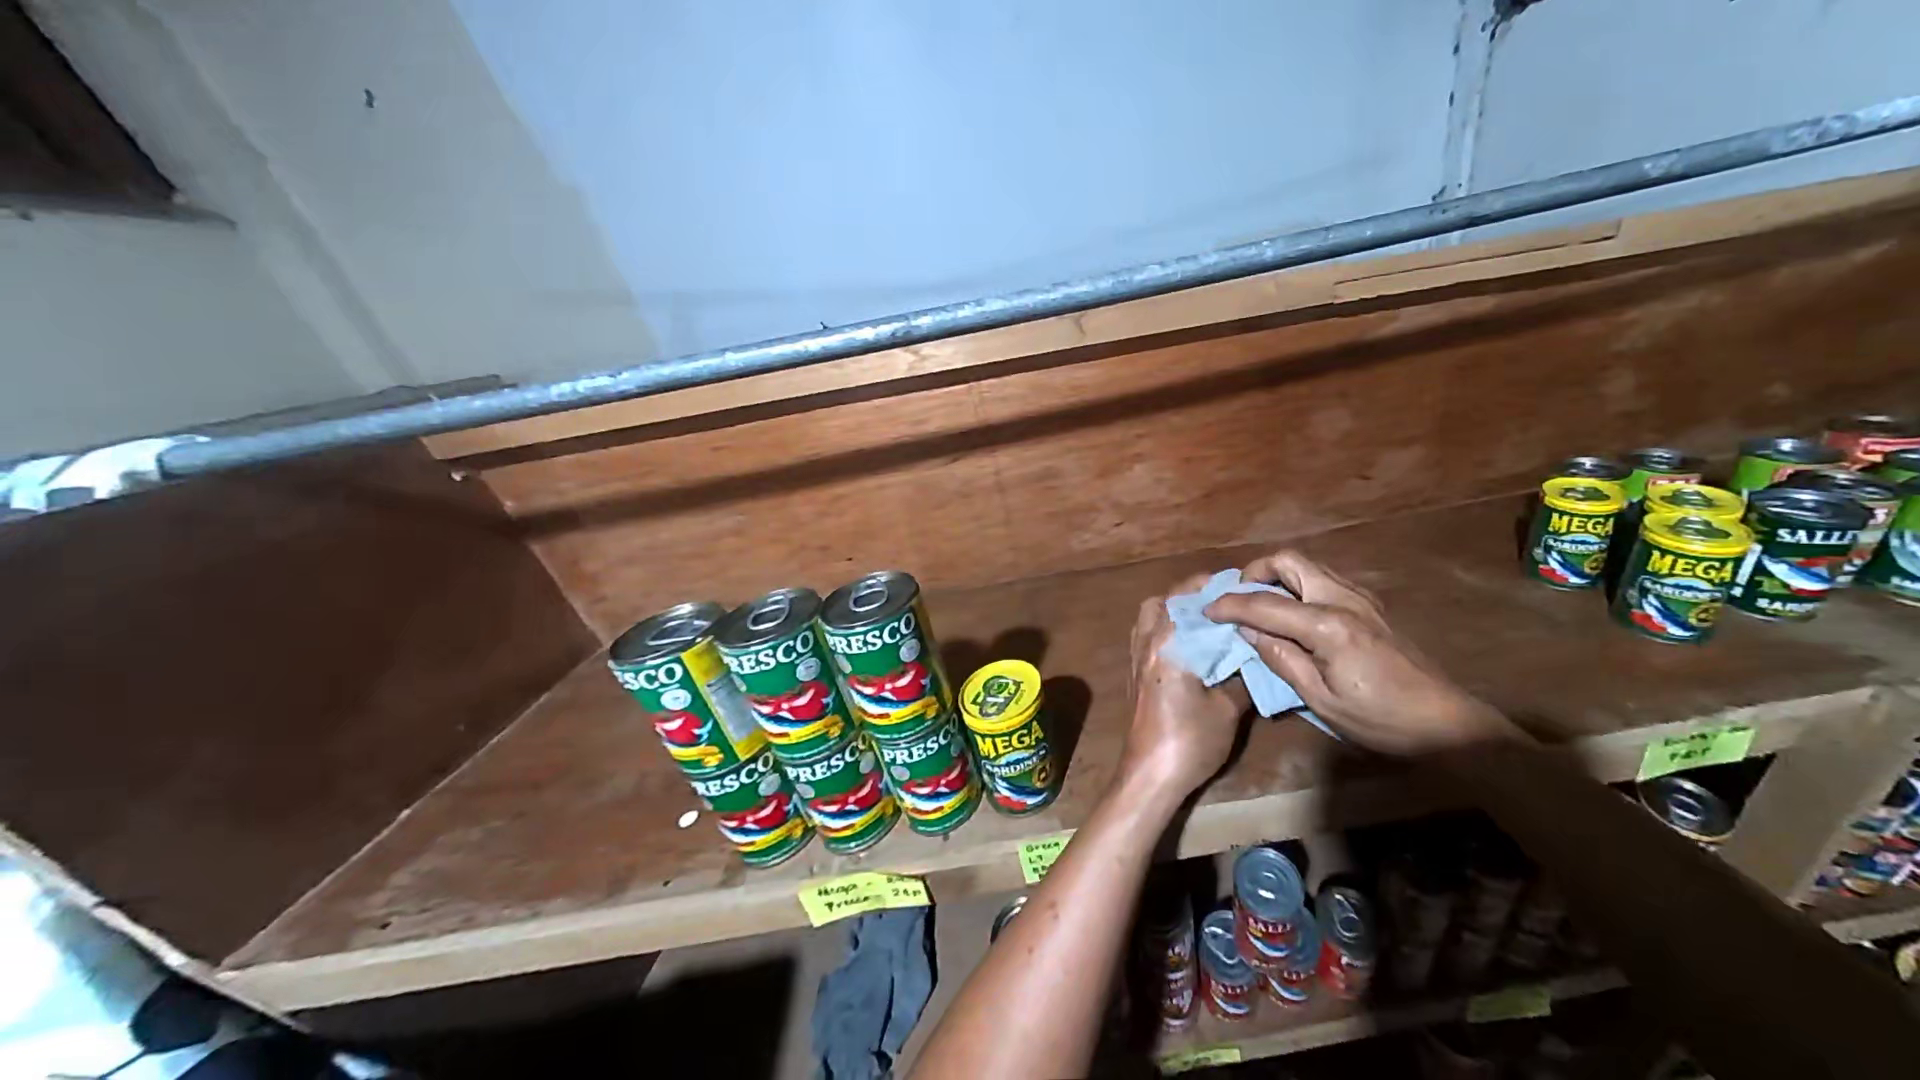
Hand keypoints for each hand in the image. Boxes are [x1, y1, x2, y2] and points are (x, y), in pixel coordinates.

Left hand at [1121, 575, 1250, 802]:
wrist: (1150, 774)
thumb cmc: (1190, 740)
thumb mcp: (1228, 708)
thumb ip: (1242, 675)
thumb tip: (1254, 654)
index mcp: (1167, 644)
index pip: (1187, 599)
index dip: (1211, 587)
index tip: (1237, 585)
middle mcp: (1146, 644)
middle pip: (1161, 602)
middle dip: (1189, 596)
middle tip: (1221, 603)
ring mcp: (1135, 659)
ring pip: (1149, 618)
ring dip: (1173, 612)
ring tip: (1206, 621)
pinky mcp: (1134, 675)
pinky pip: (1145, 636)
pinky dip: (1164, 629)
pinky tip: (1190, 646)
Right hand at [1203, 551, 1521, 754]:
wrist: (1447, 724)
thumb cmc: (1380, 719)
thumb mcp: (1320, 698)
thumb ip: (1279, 657)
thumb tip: (1247, 631)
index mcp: (1327, 625)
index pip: (1265, 604)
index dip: (1230, 605)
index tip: (1206, 610)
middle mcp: (1343, 599)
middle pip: (1290, 561)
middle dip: (1255, 571)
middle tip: (1238, 597)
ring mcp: (1361, 599)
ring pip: (1308, 566)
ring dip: (1277, 576)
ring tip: (1259, 604)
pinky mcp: (1371, 607)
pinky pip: (1324, 580)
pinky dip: (1297, 586)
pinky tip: (1291, 614)